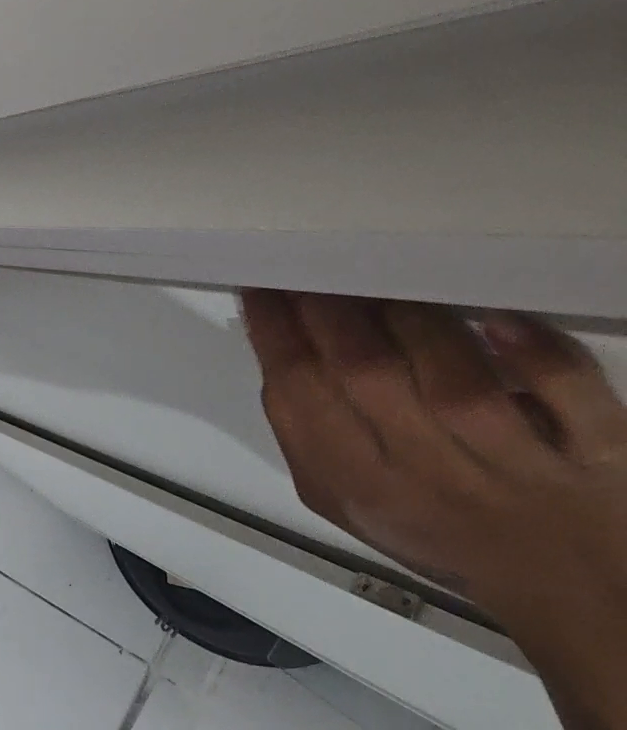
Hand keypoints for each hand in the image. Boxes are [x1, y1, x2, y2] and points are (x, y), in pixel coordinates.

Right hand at [242, 291, 626, 611]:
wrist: (566, 591)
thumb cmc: (437, 531)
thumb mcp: (342, 500)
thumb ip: (302, 434)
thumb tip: (275, 348)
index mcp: (357, 482)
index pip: (299, 391)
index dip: (275, 331)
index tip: (263, 286)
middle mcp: (428, 475)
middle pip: (366, 375)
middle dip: (330, 309)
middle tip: (317, 267)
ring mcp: (515, 467)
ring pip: (457, 380)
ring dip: (413, 318)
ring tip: (386, 282)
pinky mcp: (598, 454)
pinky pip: (569, 394)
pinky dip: (536, 352)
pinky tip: (498, 318)